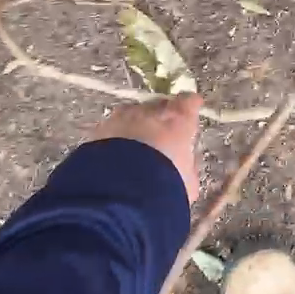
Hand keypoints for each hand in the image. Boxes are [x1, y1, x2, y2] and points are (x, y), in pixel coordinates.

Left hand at [89, 94, 203, 203]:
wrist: (124, 190)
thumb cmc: (166, 185)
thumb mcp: (188, 183)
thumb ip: (188, 167)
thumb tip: (187, 164)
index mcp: (177, 121)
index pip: (188, 103)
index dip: (190, 105)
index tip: (193, 106)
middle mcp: (150, 112)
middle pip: (159, 106)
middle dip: (163, 116)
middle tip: (164, 131)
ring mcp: (123, 117)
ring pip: (133, 113)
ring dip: (138, 124)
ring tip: (138, 142)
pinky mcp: (101, 129)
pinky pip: (114, 126)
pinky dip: (118, 135)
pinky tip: (118, 151)